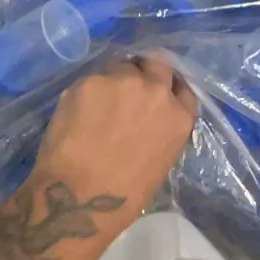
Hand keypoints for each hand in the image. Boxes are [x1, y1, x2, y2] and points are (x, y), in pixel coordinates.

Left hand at [32, 50, 198, 212]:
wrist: (80, 196)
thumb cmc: (124, 195)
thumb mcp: (160, 161)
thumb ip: (159, 129)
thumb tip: (144, 119)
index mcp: (179, 117)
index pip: (181, 88)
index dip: (167, 88)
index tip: (154, 92)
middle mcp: (155, 91)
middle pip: (156, 63)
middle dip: (144, 72)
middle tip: (126, 89)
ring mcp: (122, 82)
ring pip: (120, 66)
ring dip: (113, 80)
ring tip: (98, 104)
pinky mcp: (89, 81)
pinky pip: (91, 79)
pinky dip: (87, 92)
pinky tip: (77, 113)